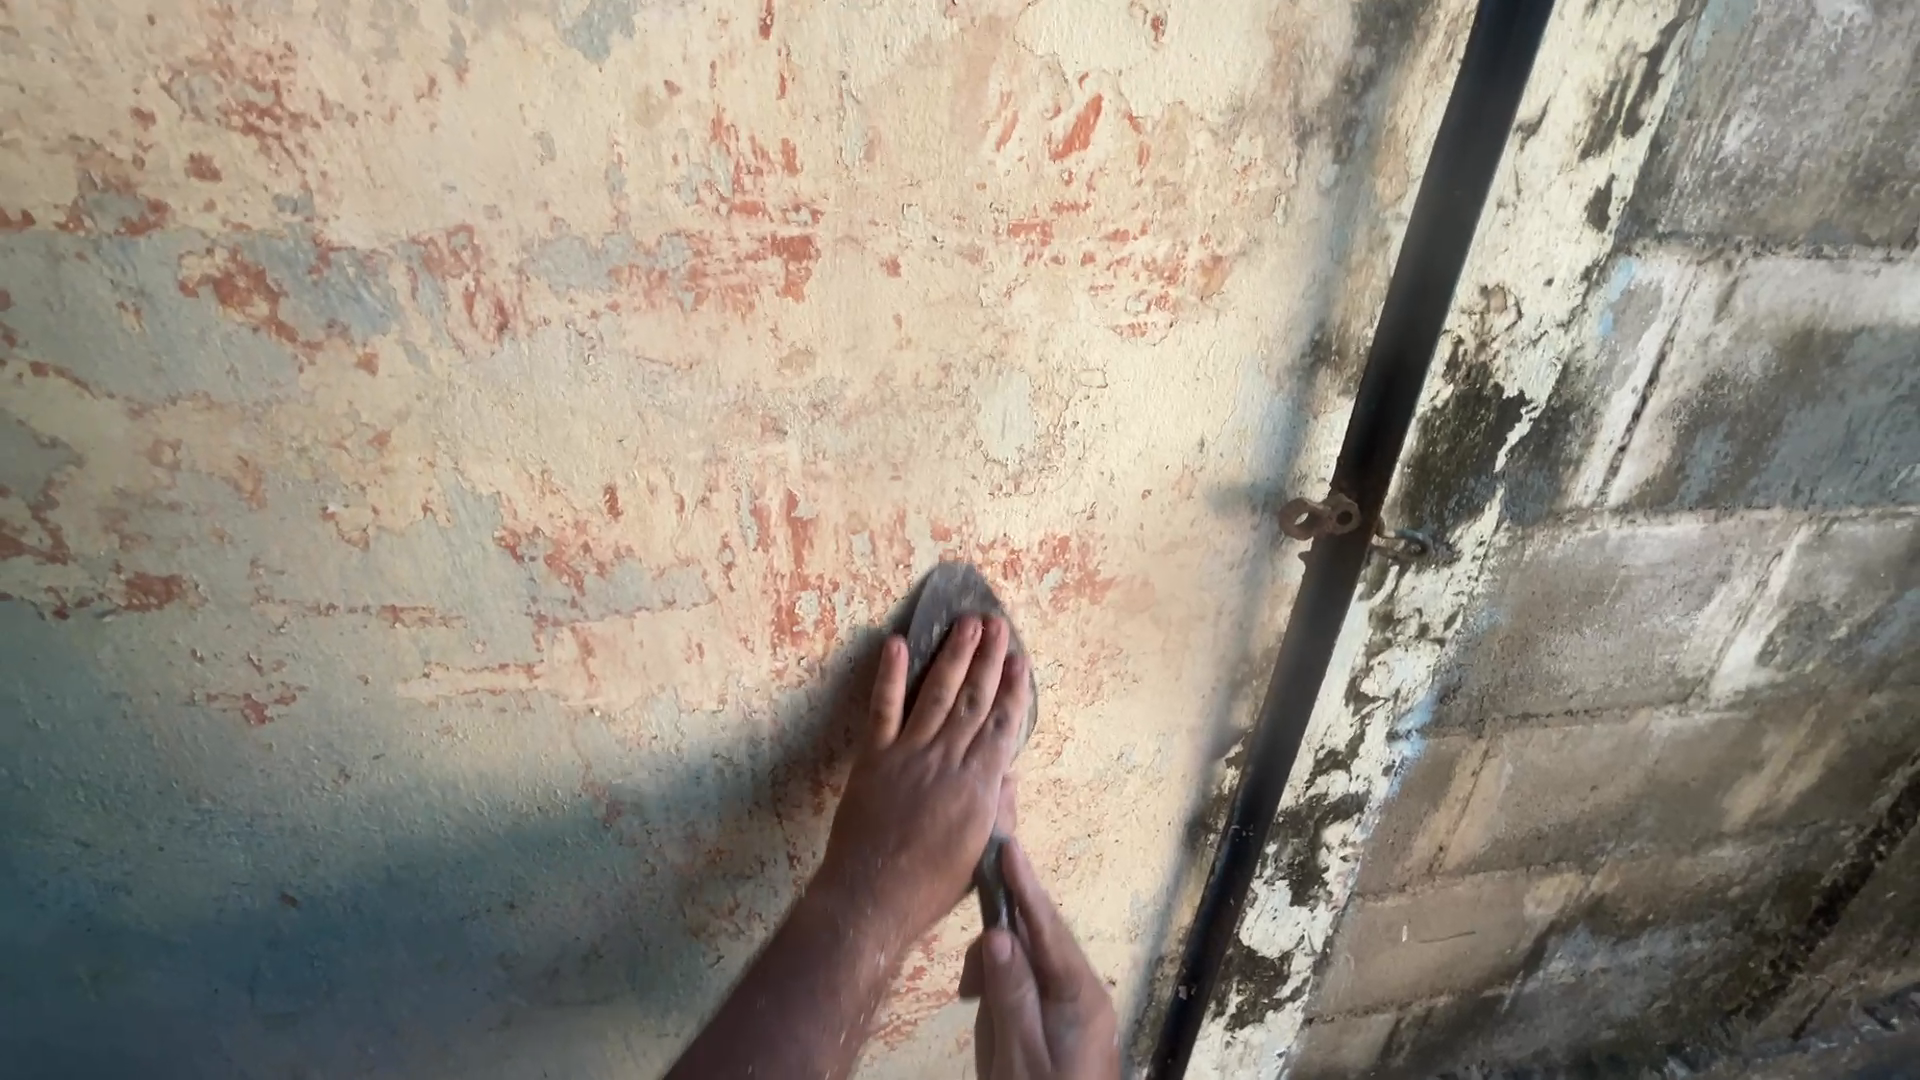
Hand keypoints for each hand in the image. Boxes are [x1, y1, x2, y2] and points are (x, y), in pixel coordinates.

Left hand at [816, 616, 1029, 946]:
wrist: (872, 899)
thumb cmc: (932, 886)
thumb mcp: (982, 852)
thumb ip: (999, 807)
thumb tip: (1008, 768)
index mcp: (979, 786)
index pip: (1003, 725)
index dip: (1014, 689)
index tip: (1021, 659)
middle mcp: (948, 759)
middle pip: (974, 699)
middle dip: (989, 658)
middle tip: (997, 623)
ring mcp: (909, 753)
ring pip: (936, 694)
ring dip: (953, 655)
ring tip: (967, 624)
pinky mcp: (874, 756)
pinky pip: (883, 709)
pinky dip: (889, 676)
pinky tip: (897, 645)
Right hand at [968, 839, 1118, 1079]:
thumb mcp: (1018, 1058)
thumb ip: (1010, 993)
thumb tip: (999, 932)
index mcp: (1080, 996)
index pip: (1047, 926)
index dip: (1025, 884)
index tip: (1009, 847)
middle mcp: (1084, 992)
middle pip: (1039, 938)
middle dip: (1002, 933)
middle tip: (971, 957)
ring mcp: (1076, 1007)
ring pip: (1030, 959)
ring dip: (997, 967)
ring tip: (969, 998)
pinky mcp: (1064, 1021)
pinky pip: (1030, 984)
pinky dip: (1003, 986)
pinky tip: (984, 1005)